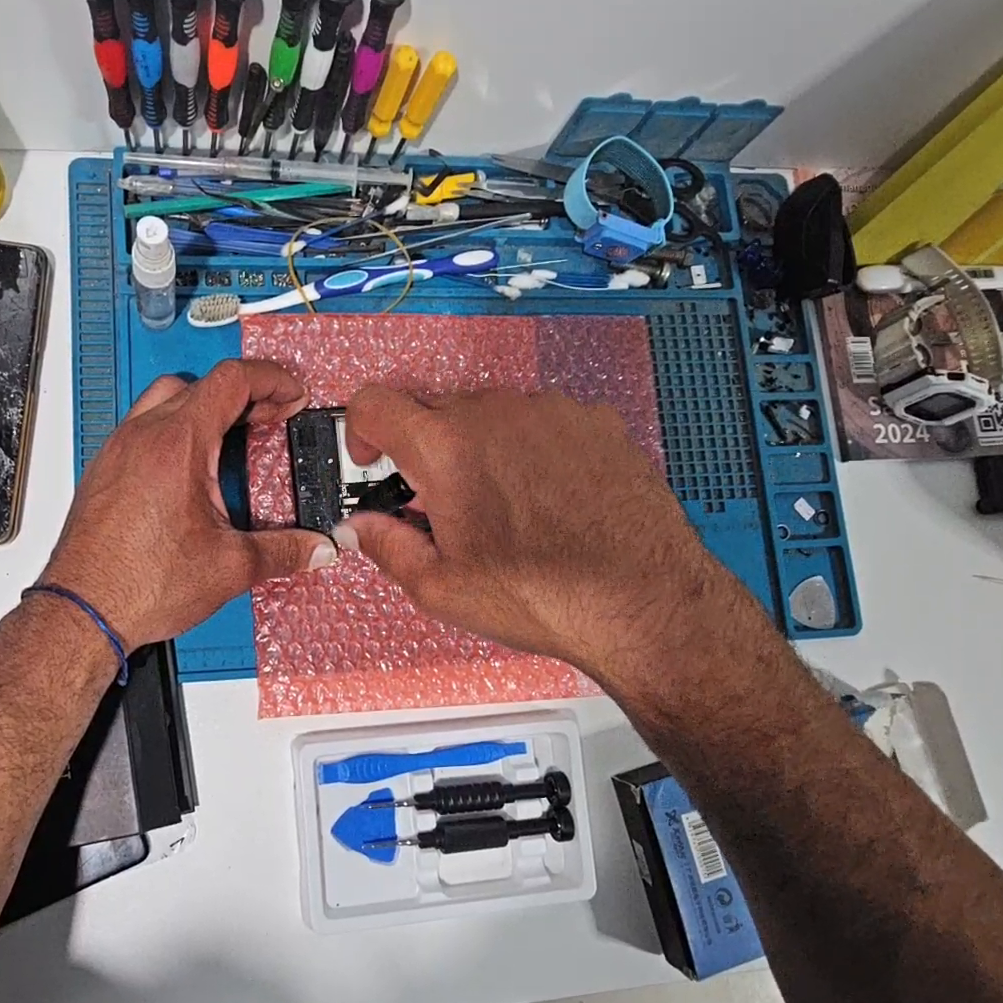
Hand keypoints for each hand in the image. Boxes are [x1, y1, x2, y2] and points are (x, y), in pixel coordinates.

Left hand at [43, 360, 336, 649]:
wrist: (82, 610)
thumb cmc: (136, 583)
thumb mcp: (230, 566)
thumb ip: (282, 550)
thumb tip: (314, 547)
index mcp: (177, 443)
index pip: (231, 380)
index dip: (272, 379)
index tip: (290, 394)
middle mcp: (142, 436)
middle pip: (200, 384)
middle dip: (244, 394)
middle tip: (270, 418)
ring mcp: (118, 451)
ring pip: (165, 399)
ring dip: (204, 408)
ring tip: (231, 440)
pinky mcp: (104, 471)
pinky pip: (142, 428)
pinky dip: (174, 432)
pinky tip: (191, 472)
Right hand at [338, 387, 767, 682]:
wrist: (642, 600)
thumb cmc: (543, 595)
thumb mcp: (441, 587)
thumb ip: (385, 546)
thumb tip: (360, 526)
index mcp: (446, 449)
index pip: (374, 402)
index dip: (360, 430)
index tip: (374, 459)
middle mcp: (494, 413)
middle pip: (431, 408)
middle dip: (422, 451)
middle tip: (440, 504)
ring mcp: (548, 411)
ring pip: (486, 414)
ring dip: (477, 448)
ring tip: (503, 507)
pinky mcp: (591, 420)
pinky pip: (538, 420)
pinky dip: (527, 447)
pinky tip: (546, 497)